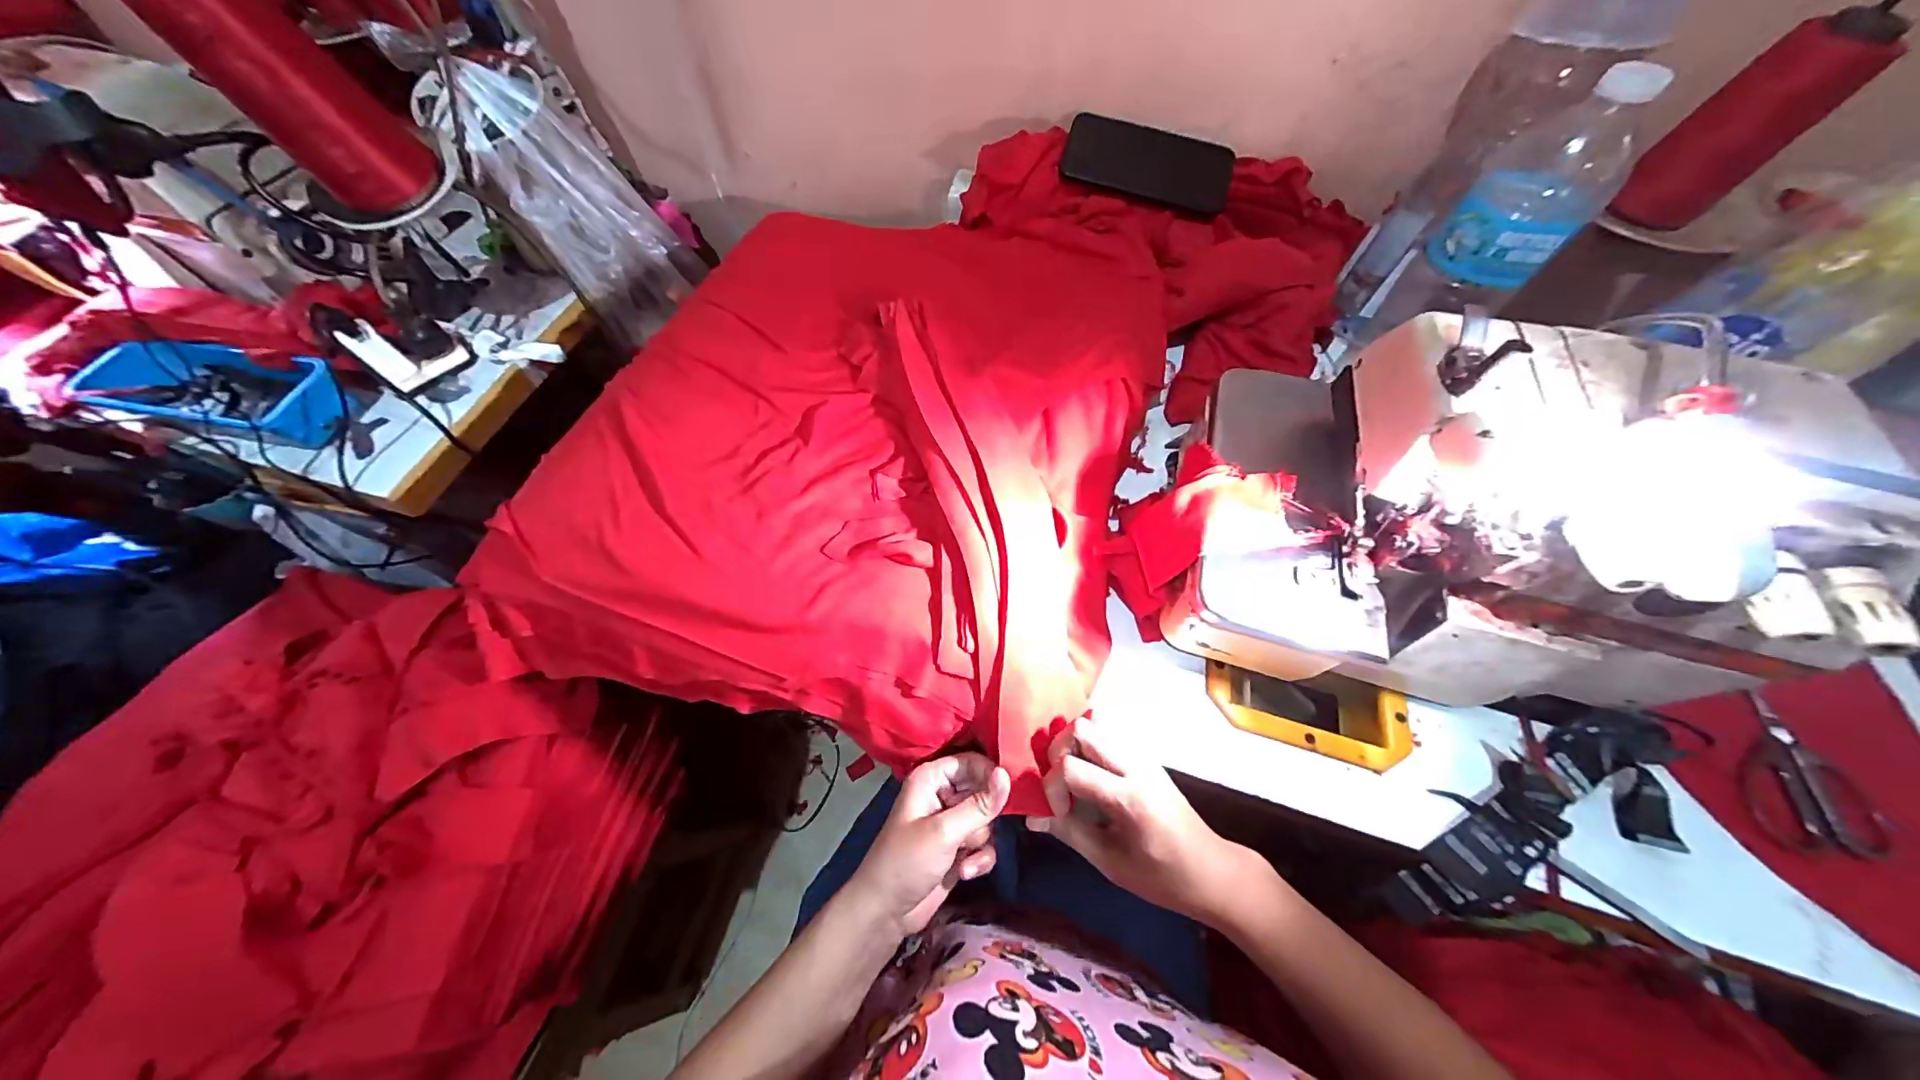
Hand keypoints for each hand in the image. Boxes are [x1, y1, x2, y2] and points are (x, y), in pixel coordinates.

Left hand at [845, 753, 1009, 936]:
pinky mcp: (958, 848)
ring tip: (963, 858)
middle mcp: (942, 795)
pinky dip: (979, 858)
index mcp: (931, 779)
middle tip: (973, 832)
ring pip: (986, 821)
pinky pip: (983, 844)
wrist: (887, 911)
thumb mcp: (945, 832)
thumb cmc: (907, 862)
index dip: (990, 775)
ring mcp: (950, 823)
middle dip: (985, 817)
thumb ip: (980, 804)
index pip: (971, 762)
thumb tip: (1007, 774)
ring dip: (980, 842)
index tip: (1007, 795)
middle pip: (983, 791)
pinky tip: (965, 872)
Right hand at [1029, 716, 1263, 927]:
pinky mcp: (1145, 757)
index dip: (1051, 788)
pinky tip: (1090, 776)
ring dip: (1074, 744)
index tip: (1058, 814)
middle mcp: (1136, 765)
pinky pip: (1109, 733)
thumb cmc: (1162, 876)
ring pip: (1096, 722)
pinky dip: (1089, 745)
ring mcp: (1143, 756)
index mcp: (1129, 797)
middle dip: (1058, 753)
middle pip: (1082, 728)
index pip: (1070, 767)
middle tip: (1061, 786)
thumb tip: (1031, 818)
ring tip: (1073, 778)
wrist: (1211, 870)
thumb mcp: (1110, 862)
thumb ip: (1068, 832)